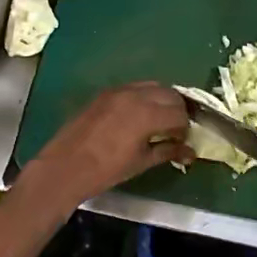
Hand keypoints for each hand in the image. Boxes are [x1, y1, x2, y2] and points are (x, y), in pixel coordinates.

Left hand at [20, 82, 191, 213]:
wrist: (66, 166)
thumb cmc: (106, 170)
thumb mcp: (141, 162)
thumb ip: (168, 151)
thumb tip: (190, 151)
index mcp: (148, 114)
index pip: (180, 114)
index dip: (185, 128)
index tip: (182, 140)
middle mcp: (136, 95)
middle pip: (170, 94)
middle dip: (178, 110)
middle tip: (176, 129)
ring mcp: (119, 91)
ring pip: (152, 86)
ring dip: (162, 100)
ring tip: (160, 120)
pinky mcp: (106, 93)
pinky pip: (134, 87)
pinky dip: (144, 96)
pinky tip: (140, 114)